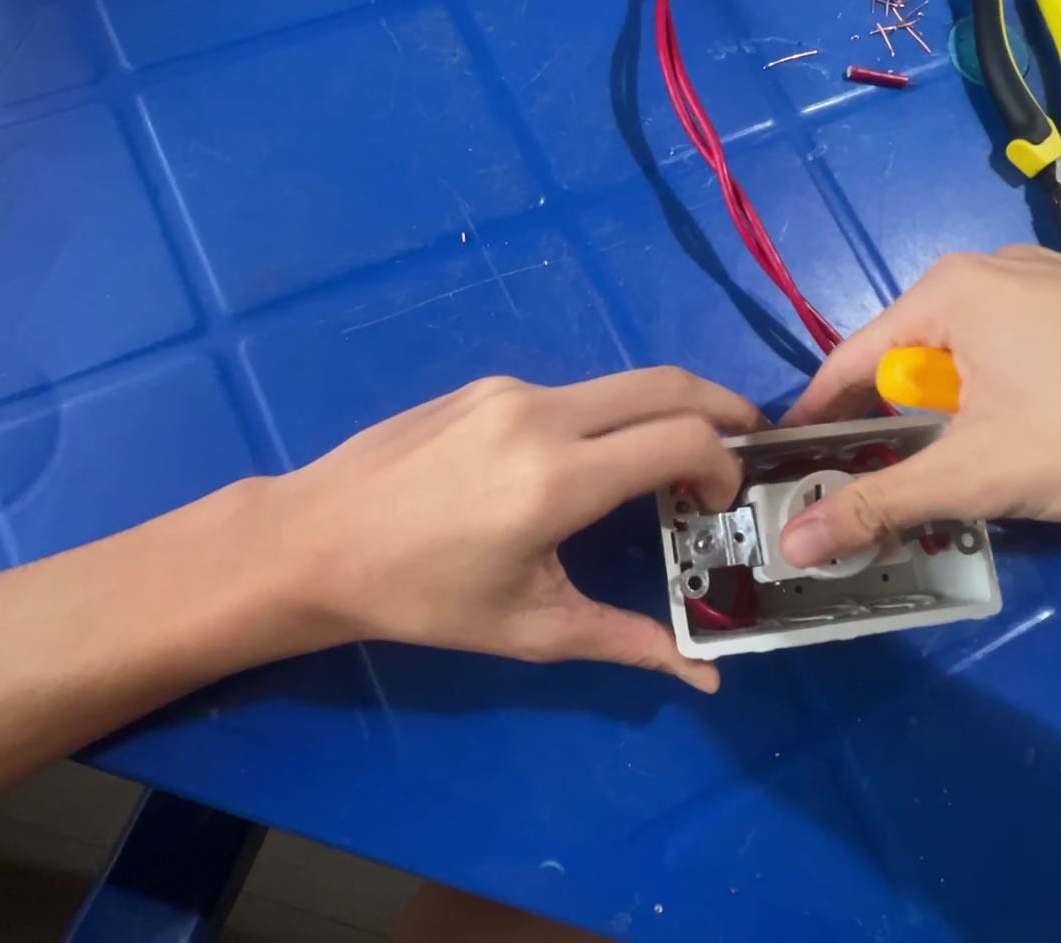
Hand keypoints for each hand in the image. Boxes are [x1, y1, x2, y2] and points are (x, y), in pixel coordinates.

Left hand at [244, 370, 764, 691]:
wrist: (313, 541)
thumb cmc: (421, 598)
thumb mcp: (530, 628)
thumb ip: (627, 642)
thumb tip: (704, 678)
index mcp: (559, 479)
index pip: (683, 437)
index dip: (724, 463)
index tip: (720, 501)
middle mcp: (544, 415)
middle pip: (667, 382)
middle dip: (723, 406)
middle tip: (747, 441)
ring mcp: (511, 391)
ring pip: (620, 383)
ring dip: (662, 413)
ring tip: (666, 462)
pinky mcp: (487, 385)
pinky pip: (572, 392)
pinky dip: (608, 417)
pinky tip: (586, 462)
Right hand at [776, 247, 1060, 567]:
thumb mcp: (978, 474)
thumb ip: (877, 504)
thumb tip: (792, 544)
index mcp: (946, 291)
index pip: (846, 362)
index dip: (816, 421)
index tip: (794, 469)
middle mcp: (989, 270)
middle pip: (905, 361)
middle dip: (892, 427)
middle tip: (888, 486)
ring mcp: (1048, 281)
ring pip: (962, 360)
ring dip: (949, 418)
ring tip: (971, 470)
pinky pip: (1012, 353)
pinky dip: (999, 399)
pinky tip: (1037, 436)